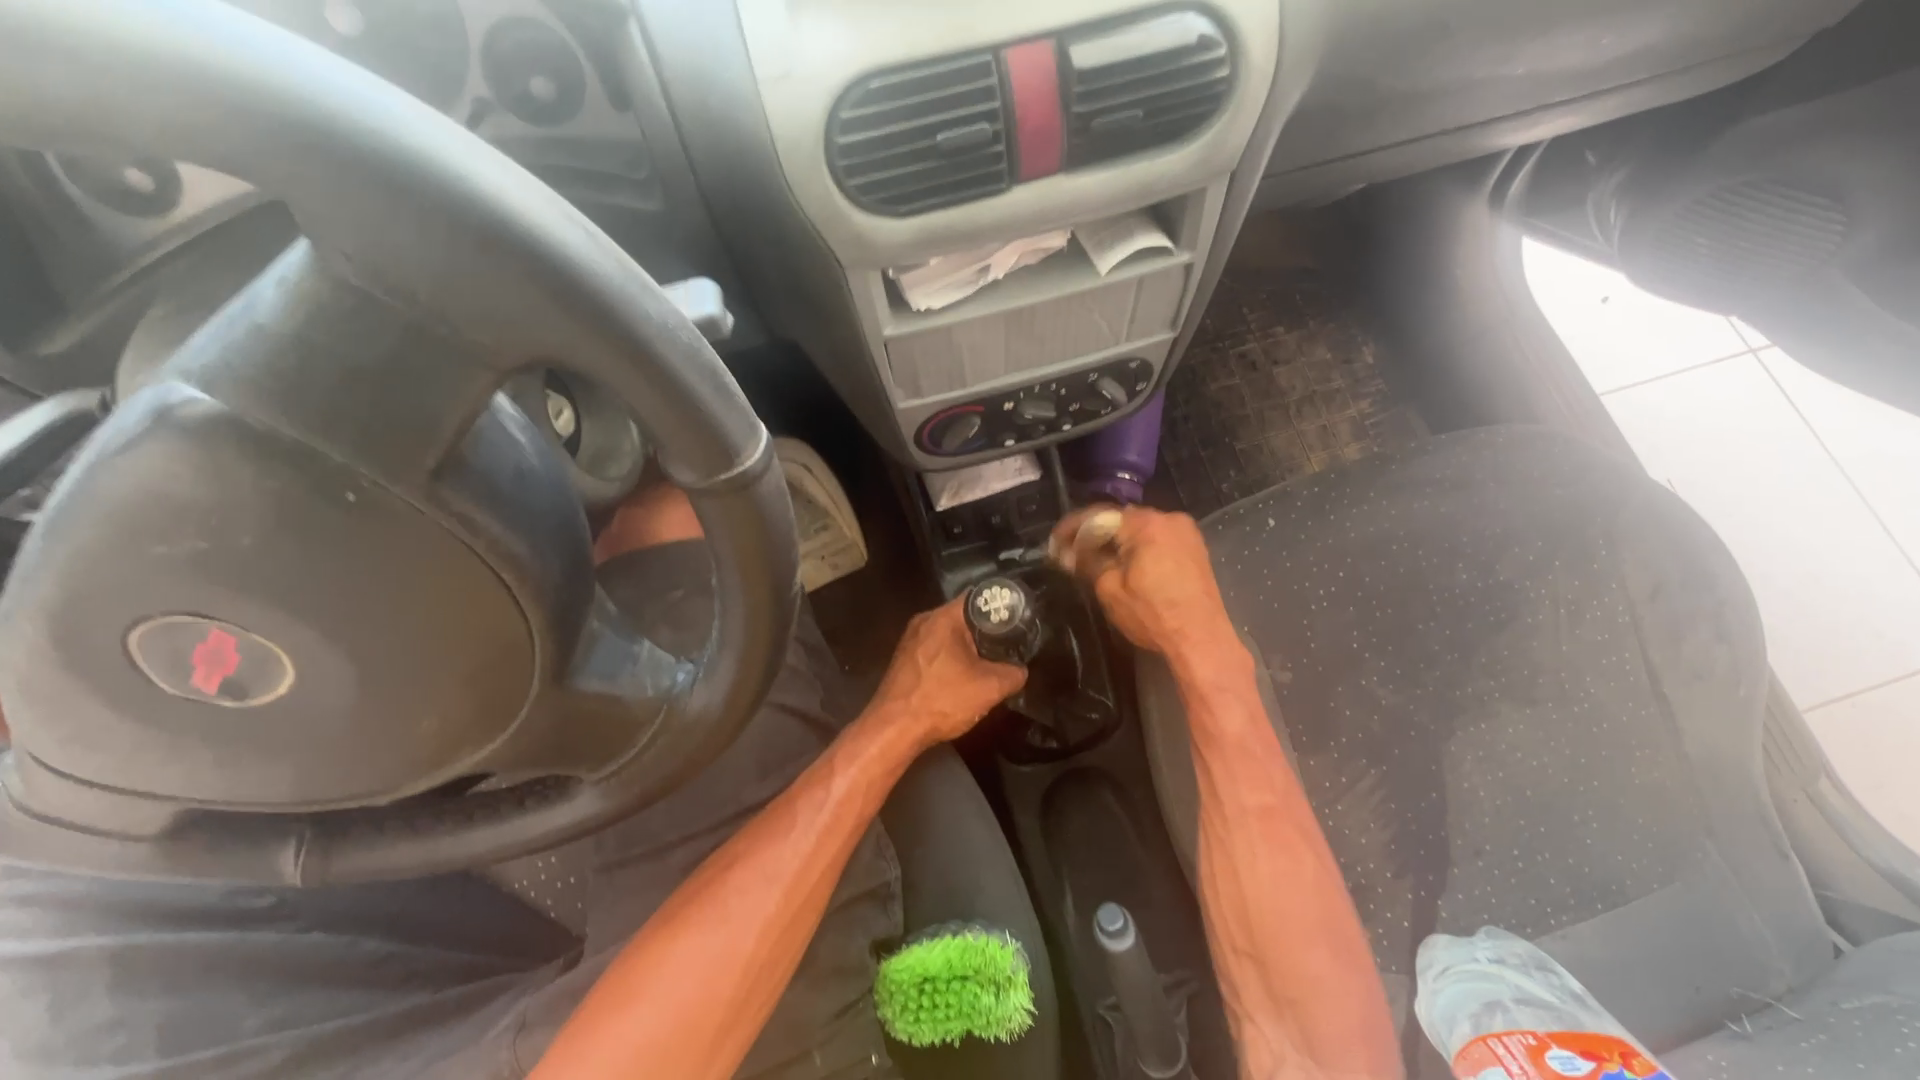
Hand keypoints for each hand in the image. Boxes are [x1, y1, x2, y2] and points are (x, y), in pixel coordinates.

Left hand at [867, 596, 1026, 746]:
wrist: (894, 729)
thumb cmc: (942, 699)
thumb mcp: (990, 688)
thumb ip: (1014, 674)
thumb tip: (1020, 670)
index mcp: (943, 618)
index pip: (979, 597)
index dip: (1002, 606)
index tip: (1019, 619)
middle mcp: (924, 621)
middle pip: (964, 617)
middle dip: (987, 630)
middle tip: (1009, 644)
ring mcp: (911, 640)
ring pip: (949, 635)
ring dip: (969, 648)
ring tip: (990, 663)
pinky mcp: (904, 659)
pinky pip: (936, 650)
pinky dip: (952, 658)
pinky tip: (963, 677)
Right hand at [1048, 505, 1238, 664]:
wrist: (1201, 639)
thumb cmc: (1153, 615)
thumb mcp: (1111, 590)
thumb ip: (1088, 563)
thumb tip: (1068, 553)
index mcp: (1146, 524)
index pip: (1099, 515)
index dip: (1072, 528)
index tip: (1054, 543)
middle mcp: (1169, 519)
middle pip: (1121, 519)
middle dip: (1095, 534)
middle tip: (1072, 553)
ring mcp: (1186, 532)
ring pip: (1140, 529)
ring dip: (1117, 541)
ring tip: (1095, 560)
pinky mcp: (1195, 548)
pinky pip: (1158, 539)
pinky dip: (1138, 547)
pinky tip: (1125, 564)